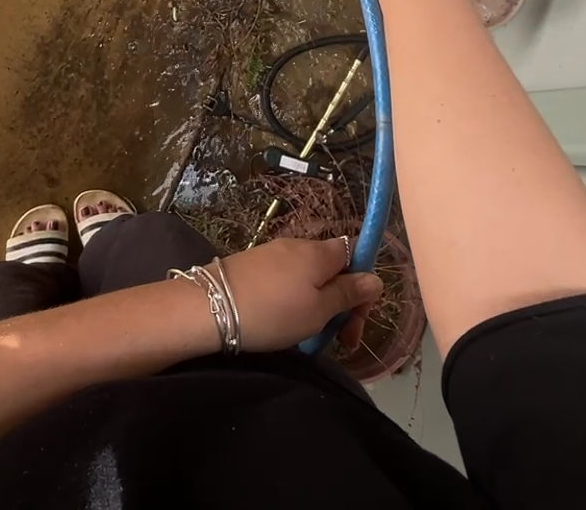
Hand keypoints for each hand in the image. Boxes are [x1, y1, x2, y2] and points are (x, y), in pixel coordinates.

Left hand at [217, 236, 382, 352]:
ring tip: (308, 338)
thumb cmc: (274, 311)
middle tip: (339, 341)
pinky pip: (286, 281)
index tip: (356, 320)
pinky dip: (294, 302)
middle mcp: (297, 245)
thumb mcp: (319, 310)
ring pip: (309, 278)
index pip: (355, 255)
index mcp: (319, 252)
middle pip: (332, 269)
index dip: (362, 286)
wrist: (210, 306)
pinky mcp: (254, 264)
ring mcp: (273, 253)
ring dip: (317, 306)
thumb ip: (348, 294)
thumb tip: (375, 279)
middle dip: (341, 304)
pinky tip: (285, 325)